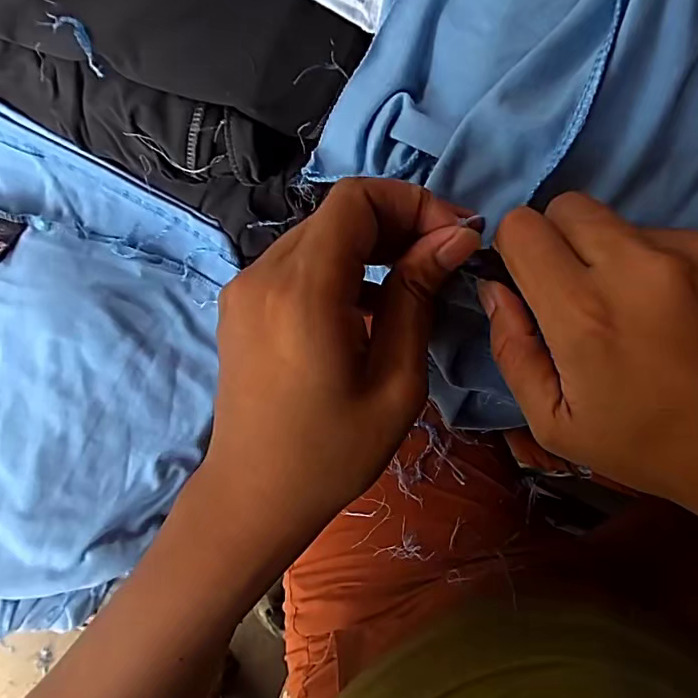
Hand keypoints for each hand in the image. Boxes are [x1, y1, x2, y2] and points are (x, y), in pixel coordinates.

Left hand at [195, 178, 481, 556]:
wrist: (252, 498)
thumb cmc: (331, 454)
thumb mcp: (395, 382)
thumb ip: (418, 297)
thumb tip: (455, 238)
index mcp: (302, 291)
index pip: (356, 199)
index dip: (412, 203)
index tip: (454, 237)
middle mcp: (263, 273)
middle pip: (338, 213)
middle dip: (399, 223)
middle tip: (444, 259)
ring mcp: (245, 286)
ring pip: (320, 235)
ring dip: (372, 246)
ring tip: (414, 282)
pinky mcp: (242, 304)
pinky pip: (298, 263)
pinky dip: (341, 267)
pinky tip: (368, 306)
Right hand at [481, 193, 697, 548]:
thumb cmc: (653, 451)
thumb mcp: (556, 425)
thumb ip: (512, 350)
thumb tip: (498, 289)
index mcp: (586, 313)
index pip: (522, 226)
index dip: (520, 253)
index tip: (538, 284)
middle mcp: (644, 266)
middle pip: (572, 208)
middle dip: (566, 246)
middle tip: (594, 300)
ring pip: (634, 227)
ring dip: (631, 262)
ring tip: (662, 320)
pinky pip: (692, 238)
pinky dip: (686, 270)